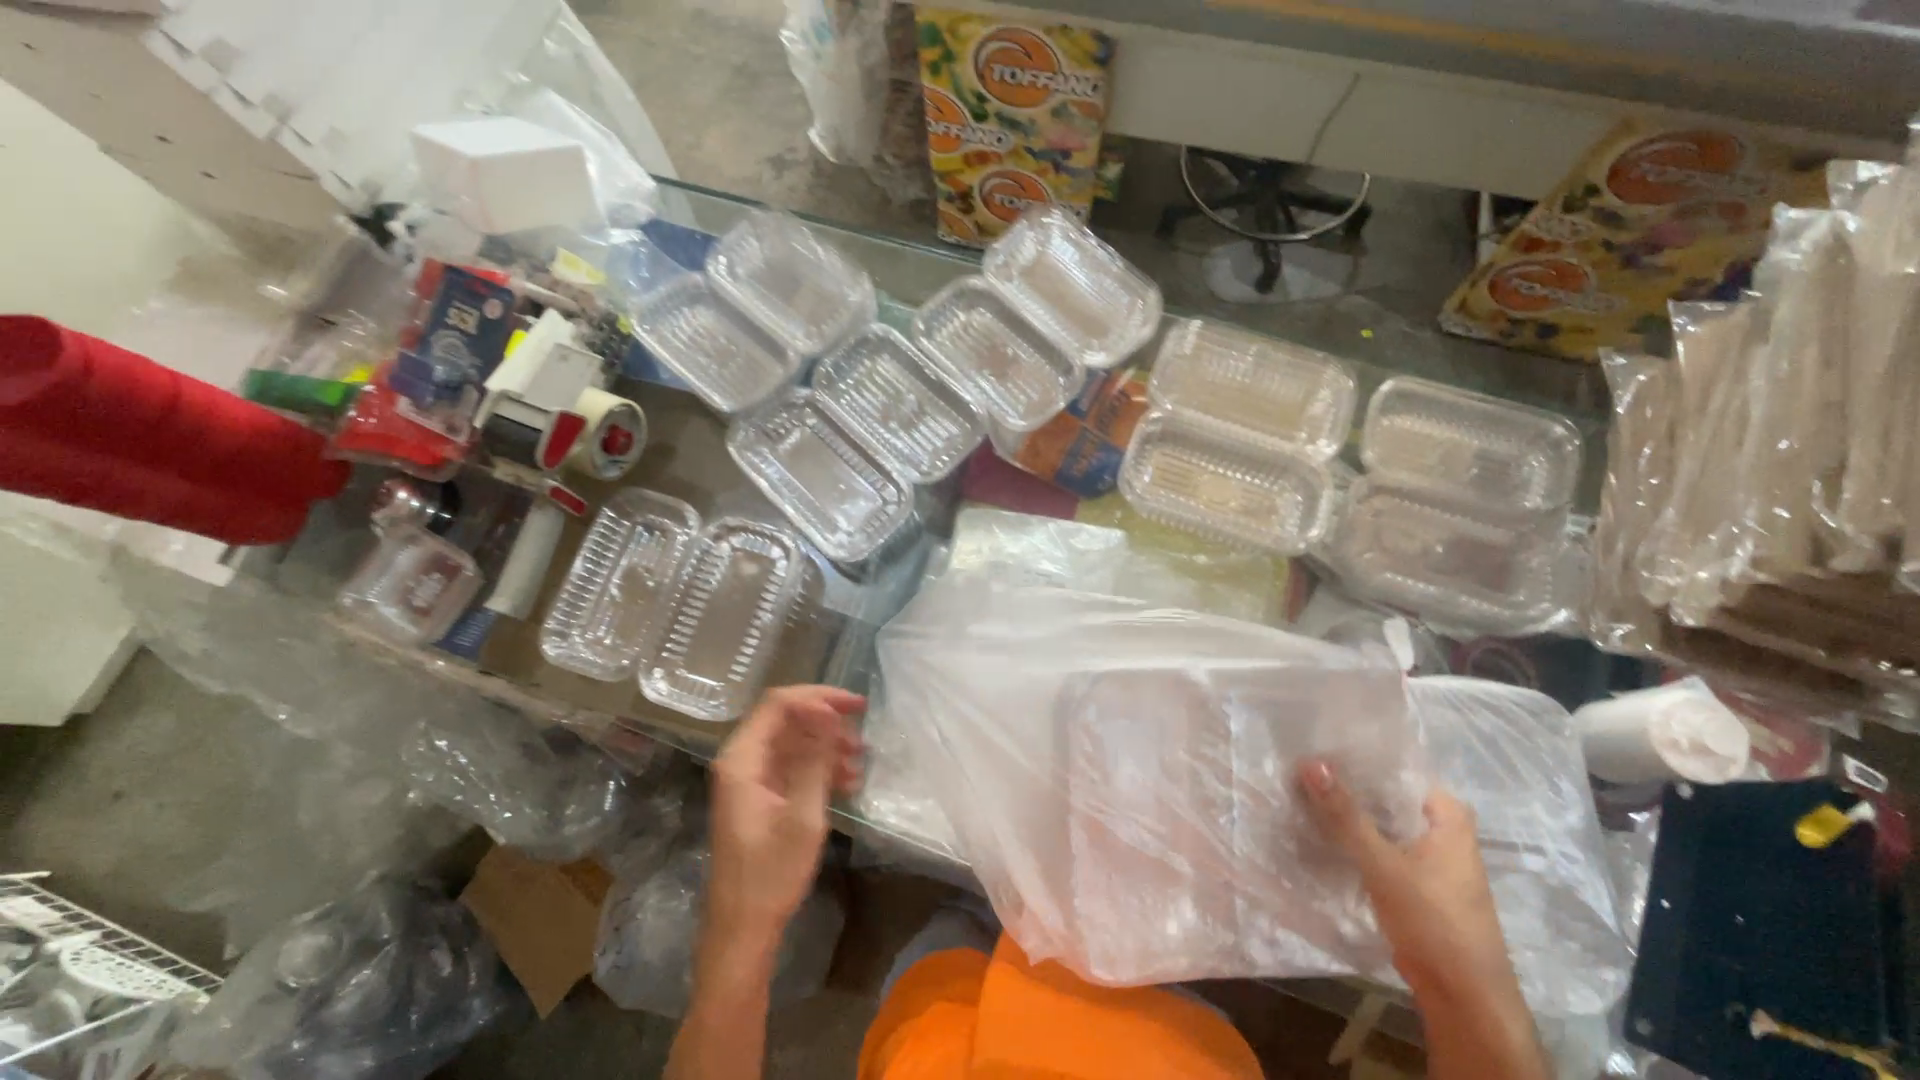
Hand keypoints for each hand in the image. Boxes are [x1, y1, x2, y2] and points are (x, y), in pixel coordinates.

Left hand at [707, 685, 864, 951]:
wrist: (743, 926)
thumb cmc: (771, 873)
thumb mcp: (802, 815)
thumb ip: (815, 760)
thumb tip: (828, 714)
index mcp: (742, 759)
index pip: (779, 704)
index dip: (818, 698)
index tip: (855, 708)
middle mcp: (742, 761)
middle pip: (786, 718)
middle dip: (826, 719)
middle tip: (863, 728)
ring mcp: (750, 780)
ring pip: (792, 742)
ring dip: (826, 745)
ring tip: (860, 761)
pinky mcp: (760, 798)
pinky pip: (792, 766)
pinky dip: (819, 768)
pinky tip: (848, 783)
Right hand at [1296, 760, 1517, 1006]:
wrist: (1463, 994)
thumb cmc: (1434, 920)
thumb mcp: (1384, 864)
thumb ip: (1346, 815)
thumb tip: (1310, 762)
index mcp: (1448, 813)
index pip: (1396, 769)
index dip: (1356, 757)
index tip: (1313, 746)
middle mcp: (1441, 828)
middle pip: (1385, 795)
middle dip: (1346, 786)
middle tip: (1296, 768)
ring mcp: (1428, 856)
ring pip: (1380, 823)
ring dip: (1347, 815)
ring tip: (1299, 794)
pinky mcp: (1413, 880)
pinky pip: (1378, 847)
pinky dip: (1353, 841)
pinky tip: (1318, 834)